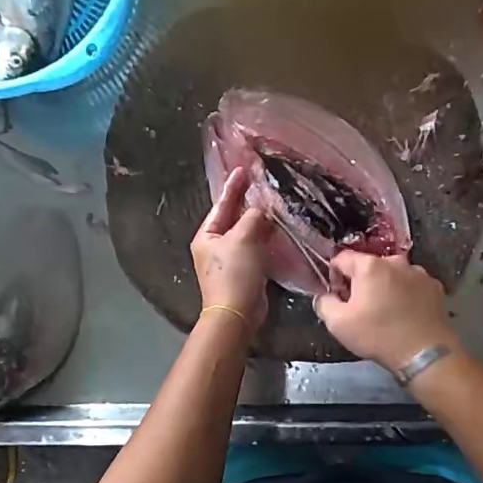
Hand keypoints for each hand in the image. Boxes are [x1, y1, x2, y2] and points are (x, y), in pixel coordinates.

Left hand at [192, 168, 271, 330]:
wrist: (237, 313)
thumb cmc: (234, 273)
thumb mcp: (243, 238)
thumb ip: (253, 217)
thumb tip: (262, 207)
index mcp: (206, 235)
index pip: (221, 204)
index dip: (234, 187)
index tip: (244, 169)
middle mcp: (214, 245)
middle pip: (233, 218)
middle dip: (248, 202)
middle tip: (263, 182)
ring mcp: (228, 259)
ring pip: (245, 232)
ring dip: (259, 219)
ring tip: (274, 202)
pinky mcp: (243, 271)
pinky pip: (254, 247)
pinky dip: (264, 237)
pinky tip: (276, 228)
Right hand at [316, 251, 461, 370]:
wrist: (425, 354)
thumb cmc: (378, 335)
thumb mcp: (337, 323)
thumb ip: (323, 303)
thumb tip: (326, 296)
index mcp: (369, 266)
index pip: (341, 258)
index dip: (334, 276)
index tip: (338, 296)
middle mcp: (396, 262)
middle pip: (369, 266)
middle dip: (361, 282)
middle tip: (360, 307)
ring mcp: (419, 273)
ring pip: (392, 275)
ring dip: (384, 287)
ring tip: (385, 312)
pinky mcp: (435, 288)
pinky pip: (411, 285)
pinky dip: (405, 294)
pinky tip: (404, 314)